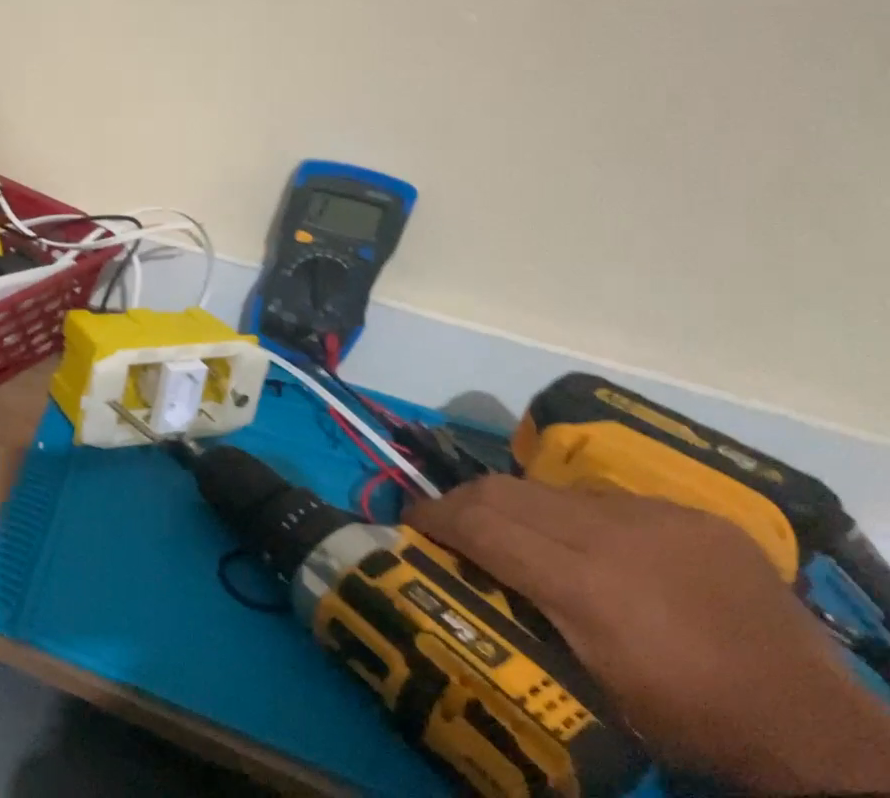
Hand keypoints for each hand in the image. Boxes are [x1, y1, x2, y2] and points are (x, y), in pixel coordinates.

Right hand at [405, 476, 889, 794]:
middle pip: (504, 490)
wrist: (809, 726)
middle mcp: (616, 534)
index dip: (431, 516)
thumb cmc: (681, 719)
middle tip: (443, 526)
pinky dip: (573, 517)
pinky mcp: (695, 516)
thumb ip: (518, 614)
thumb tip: (458, 576)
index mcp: (584, 584)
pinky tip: (587, 549)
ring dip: (516, 508)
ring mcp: (661, 518)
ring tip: (511, 537)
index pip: (479, 521)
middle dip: (459, 502)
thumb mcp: (581, 681)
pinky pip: (607, 501)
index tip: (407, 524)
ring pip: (552, 490)